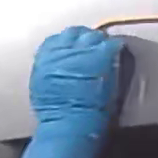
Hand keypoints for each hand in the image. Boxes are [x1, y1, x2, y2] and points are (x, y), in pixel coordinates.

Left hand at [20, 26, 125, 157]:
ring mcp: (58, 54)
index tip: (113, 50)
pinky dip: (58, 44)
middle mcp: (80, 50)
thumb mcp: (114, 83)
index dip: (112, 45)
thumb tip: (112, 52)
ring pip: (69, 33)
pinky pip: (50, 43)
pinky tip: (62, 50)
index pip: (110, 41)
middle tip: (96, 47)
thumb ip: (112, 63)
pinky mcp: (43, 60)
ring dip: (76, 38)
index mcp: (103, 55)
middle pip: (90, 34)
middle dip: (94, 39)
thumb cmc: (97, 107)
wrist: (68, 124)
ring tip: (78, 46)